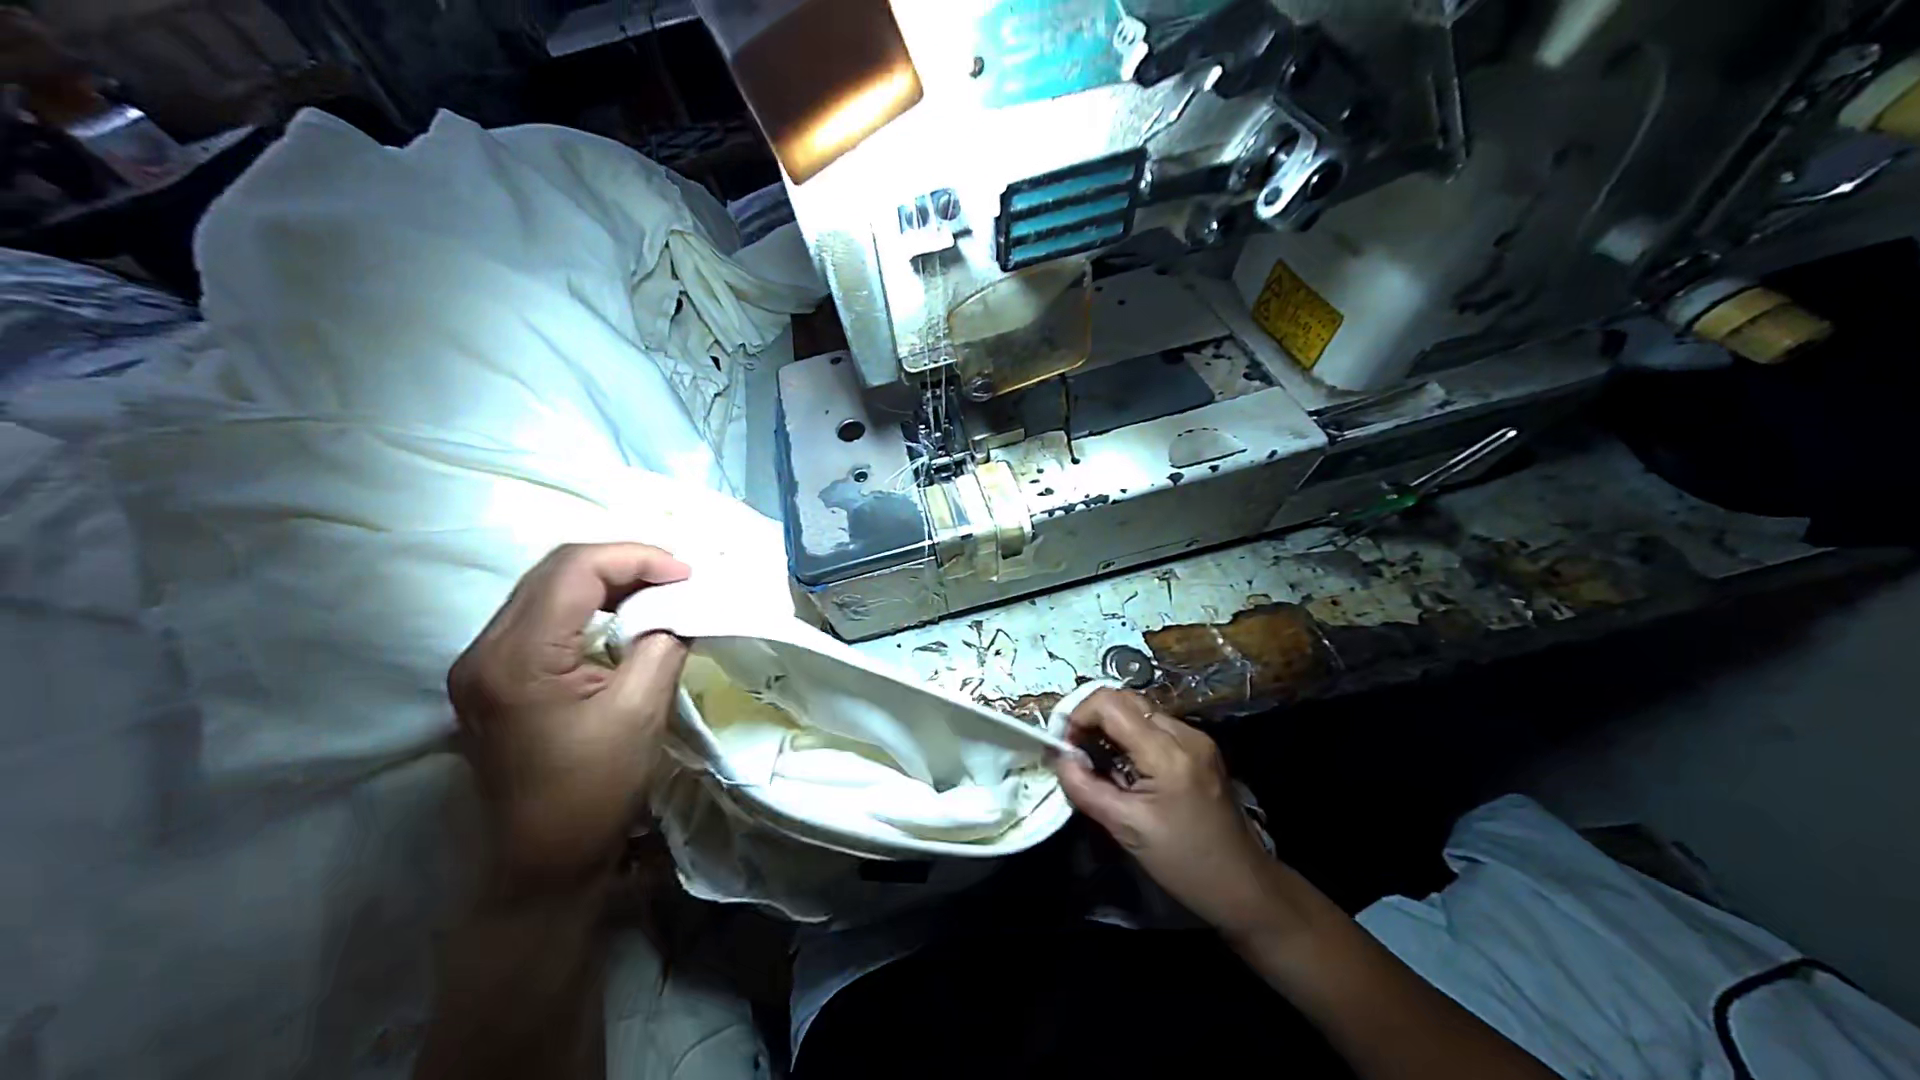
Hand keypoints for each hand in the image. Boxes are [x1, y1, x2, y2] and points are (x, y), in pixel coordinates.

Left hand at [448, 543, 691, 894]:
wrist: (544, 862)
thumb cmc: (594, 791)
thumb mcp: (641, 710)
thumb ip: (663, 643)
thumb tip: (680, 605)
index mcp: (516, 658)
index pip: (574, 571)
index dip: (636, 558)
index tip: (687, 575)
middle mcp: (484, 650)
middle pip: (555, 571)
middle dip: (623, 564)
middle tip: (677, 579)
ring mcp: (480, 663)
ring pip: (547, 588)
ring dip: (606, 581)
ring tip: (658, 592)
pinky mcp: (491, 677)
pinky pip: (542, 616)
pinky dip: (588, 605)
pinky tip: (623, 617)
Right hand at [1053, 689, 1280, 933]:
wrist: (1244, 886)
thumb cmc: (1183, 862)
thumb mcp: (1125, 828)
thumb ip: (1085, 787)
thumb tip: (1059, 756)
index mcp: (1167, 752)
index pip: (1110, 703)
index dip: (1078, 715)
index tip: (1064, 746)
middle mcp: (1184, 734)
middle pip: (1125, 699)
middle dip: (1092, 718)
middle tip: (1075, 751)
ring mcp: (1196, 739)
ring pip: (1139, 710)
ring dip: (1111, 727)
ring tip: (1098, 762)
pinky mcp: (1200, 749)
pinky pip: (1155, 727)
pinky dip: (1131, 737)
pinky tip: (1125, 768)